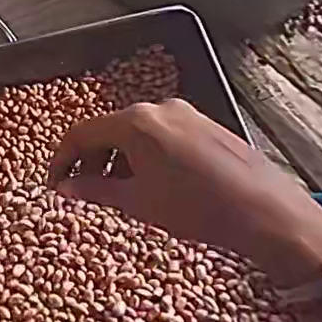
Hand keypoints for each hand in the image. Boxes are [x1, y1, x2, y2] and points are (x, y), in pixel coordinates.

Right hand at [49, 99, 321, 282]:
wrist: (266, 213)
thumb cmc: (197, 208)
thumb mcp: (137, 203)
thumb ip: (94, 191)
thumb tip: (63, 190)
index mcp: (136, 123)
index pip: (81, 133)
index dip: (62, 160)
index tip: (55, 185)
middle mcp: (159, 108)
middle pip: (108, 130)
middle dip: (90, 161)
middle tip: (84, 192)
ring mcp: (186, 114)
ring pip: (135, 134)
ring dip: (117, 160)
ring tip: (118, 194)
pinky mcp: (206, 126)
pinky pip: (161, 136)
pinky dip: (144, 157)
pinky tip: (151, 185)